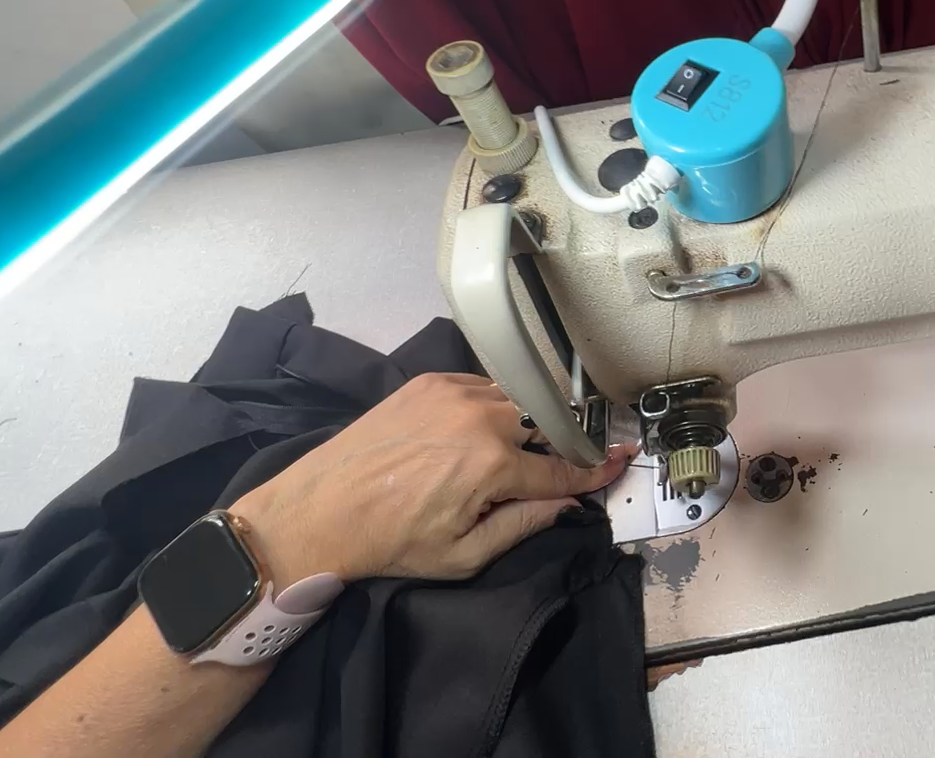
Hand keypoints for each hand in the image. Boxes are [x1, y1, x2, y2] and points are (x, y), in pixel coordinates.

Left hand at [228, 372, 632, 583]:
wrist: (314, 512)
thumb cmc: (389, 542)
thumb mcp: (462, 554)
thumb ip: (524, 524)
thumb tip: (568, 502)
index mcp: (493, 464)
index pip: (561, 467)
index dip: (594, 469)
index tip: (621, 459)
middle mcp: (483, 417)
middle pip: (544, 425)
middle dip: (554, 446)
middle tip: (544, 467)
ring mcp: (456, 392)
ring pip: (515, 401)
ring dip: (521, 425)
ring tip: (500, 452)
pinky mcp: (433, 380)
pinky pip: (483, 386)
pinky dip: (490, 406)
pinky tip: (470, 432)